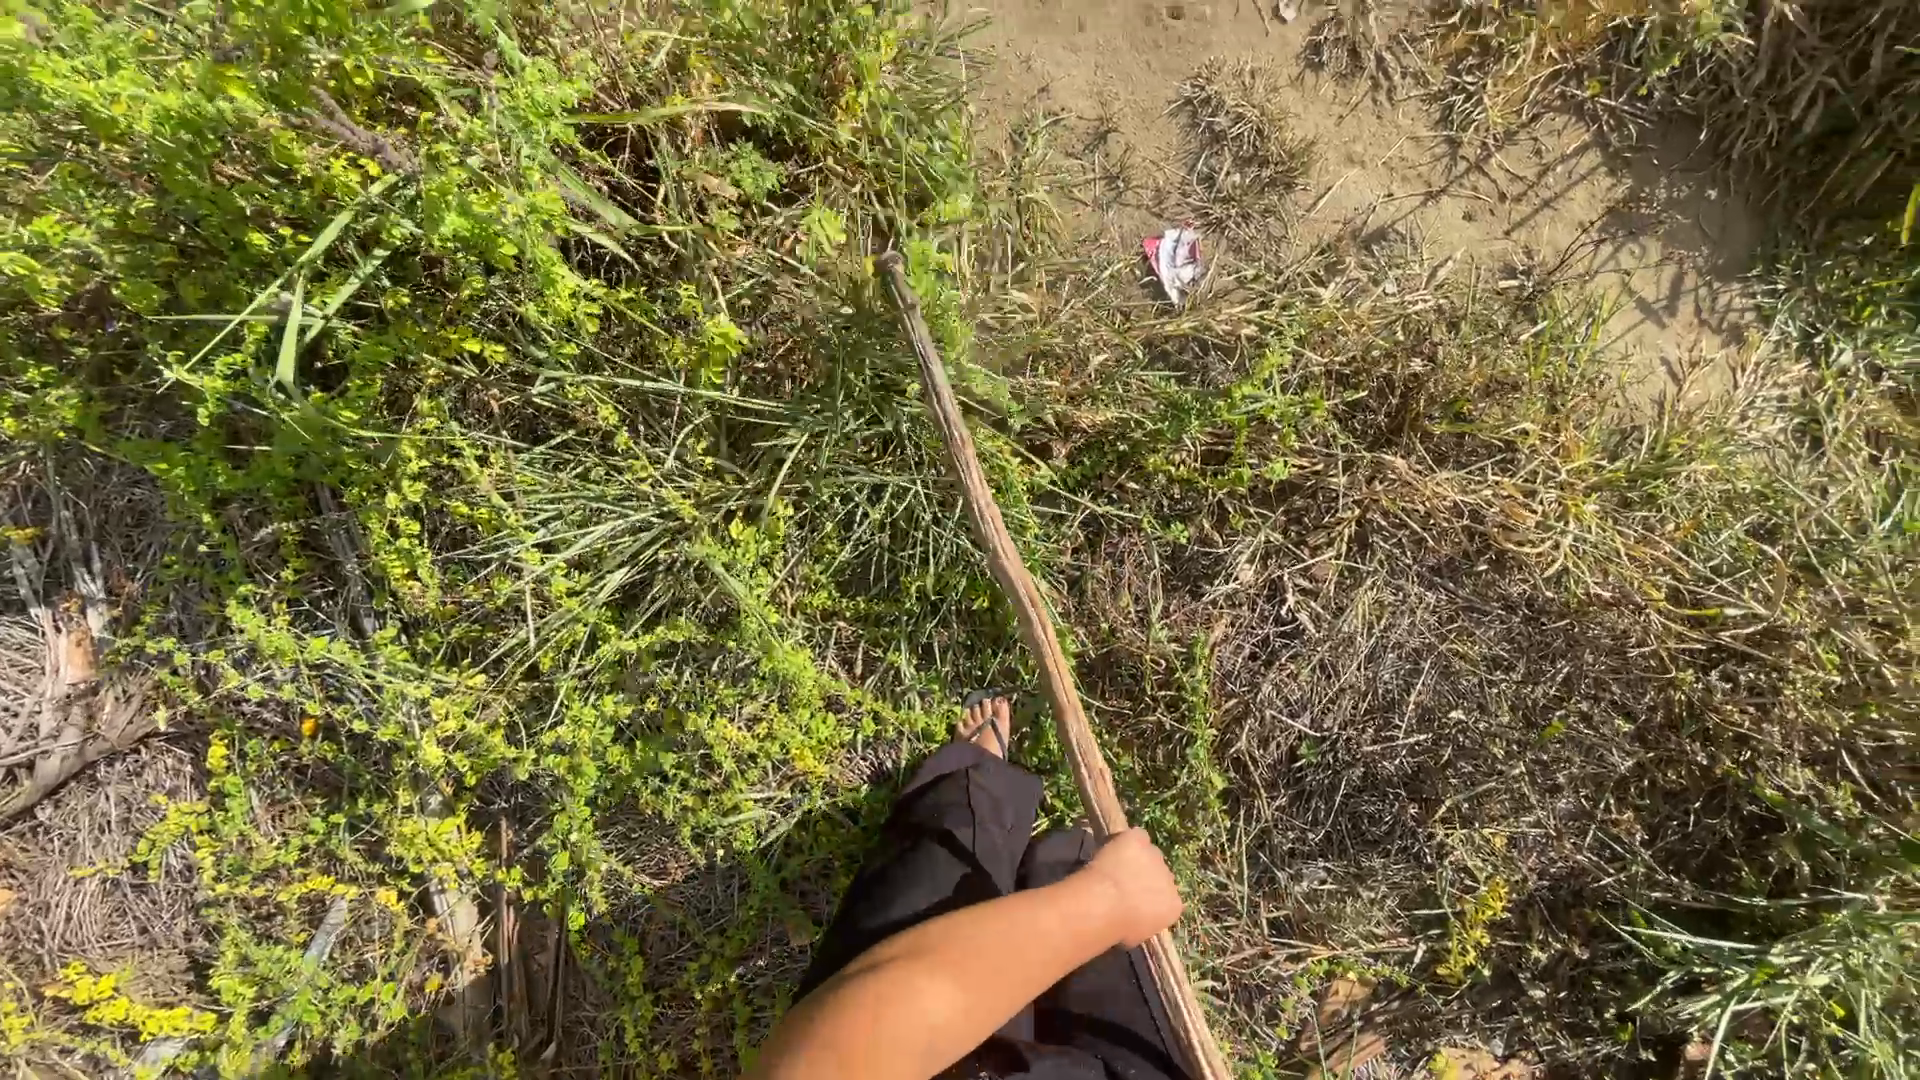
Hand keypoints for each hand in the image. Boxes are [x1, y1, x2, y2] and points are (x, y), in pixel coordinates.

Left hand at [1080, 828, 1183, 947]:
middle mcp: (1171, 879)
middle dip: (1146, 876)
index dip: (1151, 896)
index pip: (1167, 897)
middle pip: (1160, 873)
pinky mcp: (1140, 839)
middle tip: (1124, 880)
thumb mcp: (1138, 934)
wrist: (1106, 903)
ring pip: (1149, 853)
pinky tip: (1116, 846)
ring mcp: (1156, 856)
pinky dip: (1128, 839)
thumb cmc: (1119, 927)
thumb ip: (1146, 921)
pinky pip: (1138, 836)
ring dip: (1137, 857)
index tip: (1136, 898)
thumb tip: (1138, 917)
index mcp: (1174, 906)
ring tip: (1115, 864)